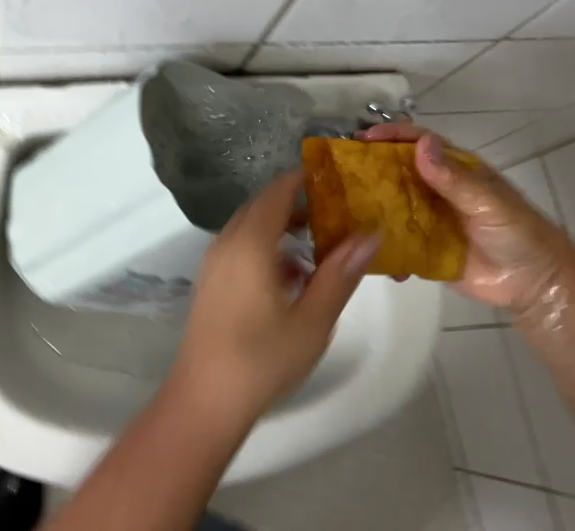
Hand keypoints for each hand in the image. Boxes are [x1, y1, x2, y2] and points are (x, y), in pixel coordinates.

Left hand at [170, 172, 377, 419]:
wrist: (206, 398)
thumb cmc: (263, 358)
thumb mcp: (313, 319)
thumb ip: (340, 274)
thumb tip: (369, 234)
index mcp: (250, 243)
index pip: (276, 193)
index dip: (302, 179)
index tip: (332, 176)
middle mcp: (226, 243)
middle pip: (261, 207)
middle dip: (295, 204)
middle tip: (334, 211)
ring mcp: (214, 263)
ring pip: (249, 229)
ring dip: (280, 229)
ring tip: (318, 247)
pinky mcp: (211, 283)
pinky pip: (239, 249)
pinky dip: (265, 249)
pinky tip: (291, 279)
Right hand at [360, 123, 572, 320]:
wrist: (534, 285)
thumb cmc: (518, 232)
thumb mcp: (488, 202)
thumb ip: (454, 178)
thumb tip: (421, 144)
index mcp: (453, 170)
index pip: (417, 144)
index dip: (391, 136)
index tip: (363, 139)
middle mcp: (435, 191)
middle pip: (396, 172)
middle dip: (369, 170)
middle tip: (340, 172)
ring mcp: (427, 220)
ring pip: (391, 206)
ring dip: (369, 207)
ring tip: (341, 211)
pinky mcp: (423, 251)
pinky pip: (395, 244)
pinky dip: (381, 247)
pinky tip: (368, 252)